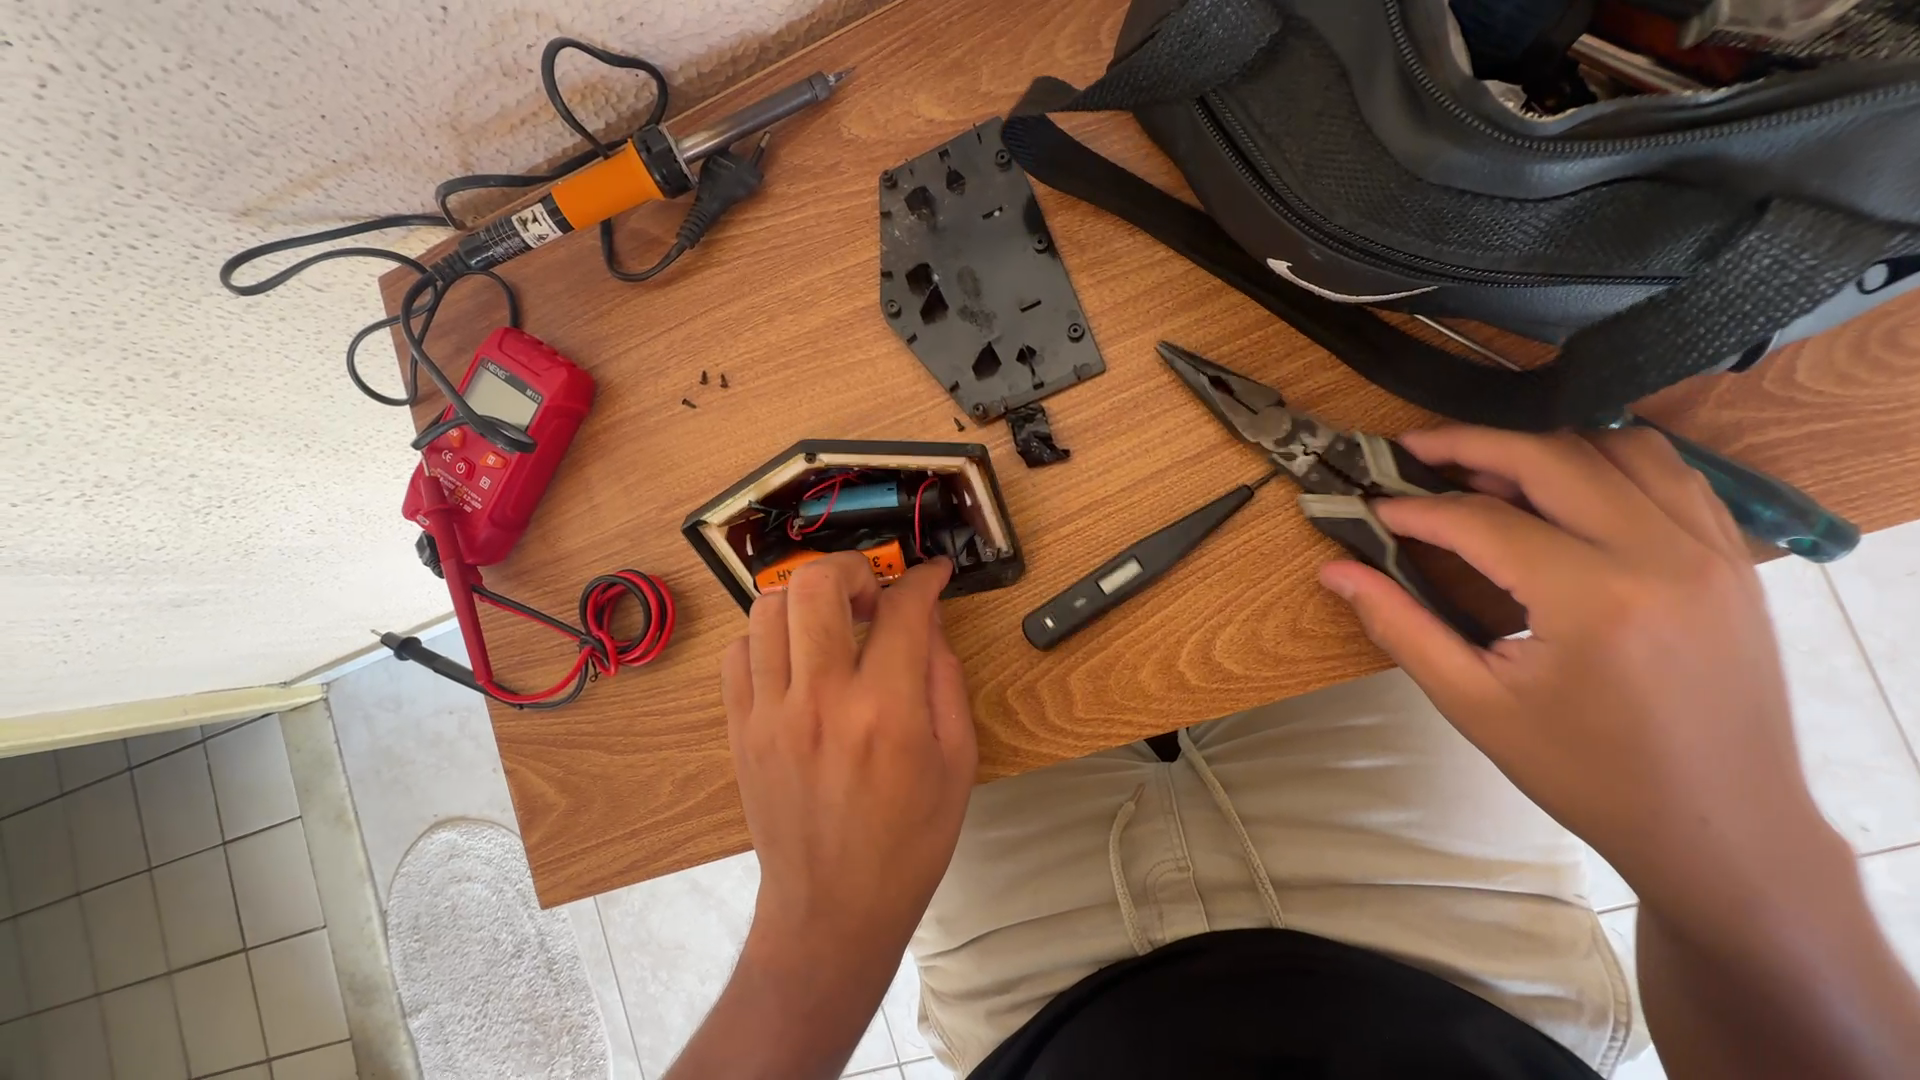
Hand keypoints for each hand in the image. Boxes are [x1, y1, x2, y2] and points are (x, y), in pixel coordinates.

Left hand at [721, 552, 976, 963]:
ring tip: (831, 623)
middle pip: (817, 584)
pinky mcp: (739, 730)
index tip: (933, 574)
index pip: (902, 607)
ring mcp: (770, 713)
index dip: (923, 578)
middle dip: (853, 567)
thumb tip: (927, 619)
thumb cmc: (910, 841)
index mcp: (887, 710)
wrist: (832, 909)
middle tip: (872, 595)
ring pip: (768, 608)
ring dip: (806, 599)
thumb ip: (945, 679)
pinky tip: (795, 659)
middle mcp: (821, 699)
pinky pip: (737, 652)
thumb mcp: (957, 762)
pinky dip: (767, 637)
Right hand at [1318, 426, 1845, 920]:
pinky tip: (1565, 486)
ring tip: (1485, 465)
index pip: (1484, 521)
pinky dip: (1608, 461)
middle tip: (1412, 449)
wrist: (1722, 827)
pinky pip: (1672, 475)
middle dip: (1471, 444)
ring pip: (1619, 449)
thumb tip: (1335, 572)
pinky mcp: (1734, 559)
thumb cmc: (1587, 773)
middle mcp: (1660, 556)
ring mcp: (1711, 551)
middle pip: (1551, 459)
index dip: (1416, 509)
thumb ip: (1400, 626)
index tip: (1372, 507)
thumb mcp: (1474, 704)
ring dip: (1543, 447)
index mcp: (1593, 600)